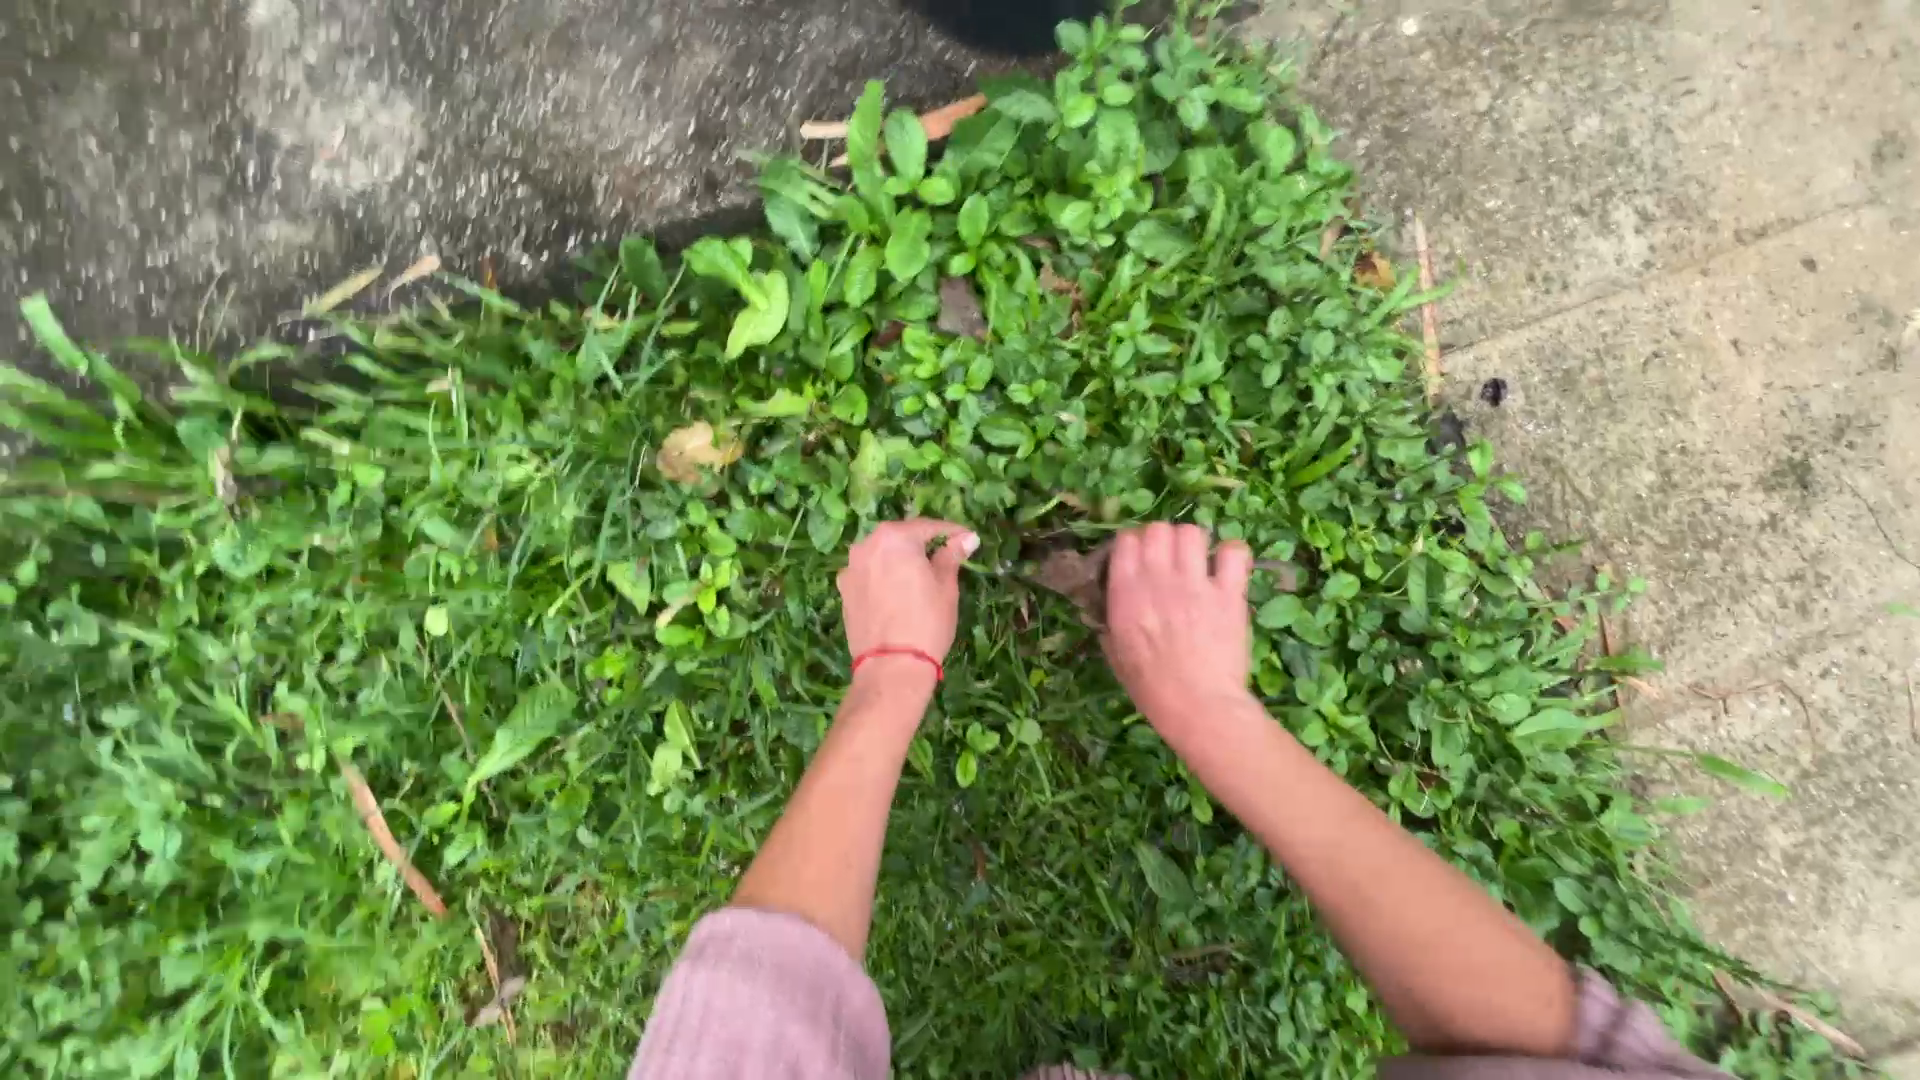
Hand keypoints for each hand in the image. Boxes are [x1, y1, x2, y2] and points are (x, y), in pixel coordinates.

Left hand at [838, 518, 977, 668]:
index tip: (968, 538)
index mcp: (895, 537)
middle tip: (945, 554)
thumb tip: (966, 538)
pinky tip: (897, 591)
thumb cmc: (927, 621)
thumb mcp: (946, 586)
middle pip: (900, 537)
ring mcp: (851, 568)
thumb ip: (951, 556)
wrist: (891, 666)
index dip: (951, 532)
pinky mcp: (844, 590)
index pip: (928, 527)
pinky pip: (869, 573)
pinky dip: (883, 575)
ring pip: (881, 555)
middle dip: (922, 543)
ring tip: (920, 574)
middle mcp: (867, 545)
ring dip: (900, 559)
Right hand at [1103, 523, 1253, 735]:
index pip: (1126, 540)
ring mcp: (1196, 583)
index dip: (1133, 546)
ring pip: (1192, 532)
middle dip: (1162, 540)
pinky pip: (1234, 551)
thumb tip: (1112, 607)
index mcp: (1125, 592)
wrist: (1197, 705)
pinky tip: (1226, 569)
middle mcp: (1159, 578)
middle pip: (1158, 529)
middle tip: (1168, 561)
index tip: (1138, 560)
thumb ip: (1111, 622)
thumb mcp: (1115, 654)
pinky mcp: (1230, 593)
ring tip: (1195, 562)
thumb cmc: (1150, 687)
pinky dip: (1230, 554)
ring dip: (1192, 543)